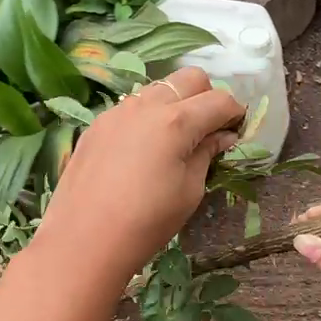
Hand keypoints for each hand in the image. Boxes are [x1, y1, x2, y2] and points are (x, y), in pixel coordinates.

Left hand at [33, 67, 243, 284]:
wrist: (83, 241)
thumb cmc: (147, 222)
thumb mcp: (189, 191)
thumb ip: (206, 154)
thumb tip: (221, 136)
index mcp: (177, 122)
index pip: (220, 100)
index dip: (235, 114)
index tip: (236, 132)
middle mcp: (147, 105)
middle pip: (190, 79)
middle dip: (207, 97)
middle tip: (207, 131)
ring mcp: (118, 112)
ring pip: (158, 88)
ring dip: (176, 104)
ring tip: (175, 141)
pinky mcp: (97, 125)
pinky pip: (132, 107)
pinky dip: (148, 117)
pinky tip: (144, 151)